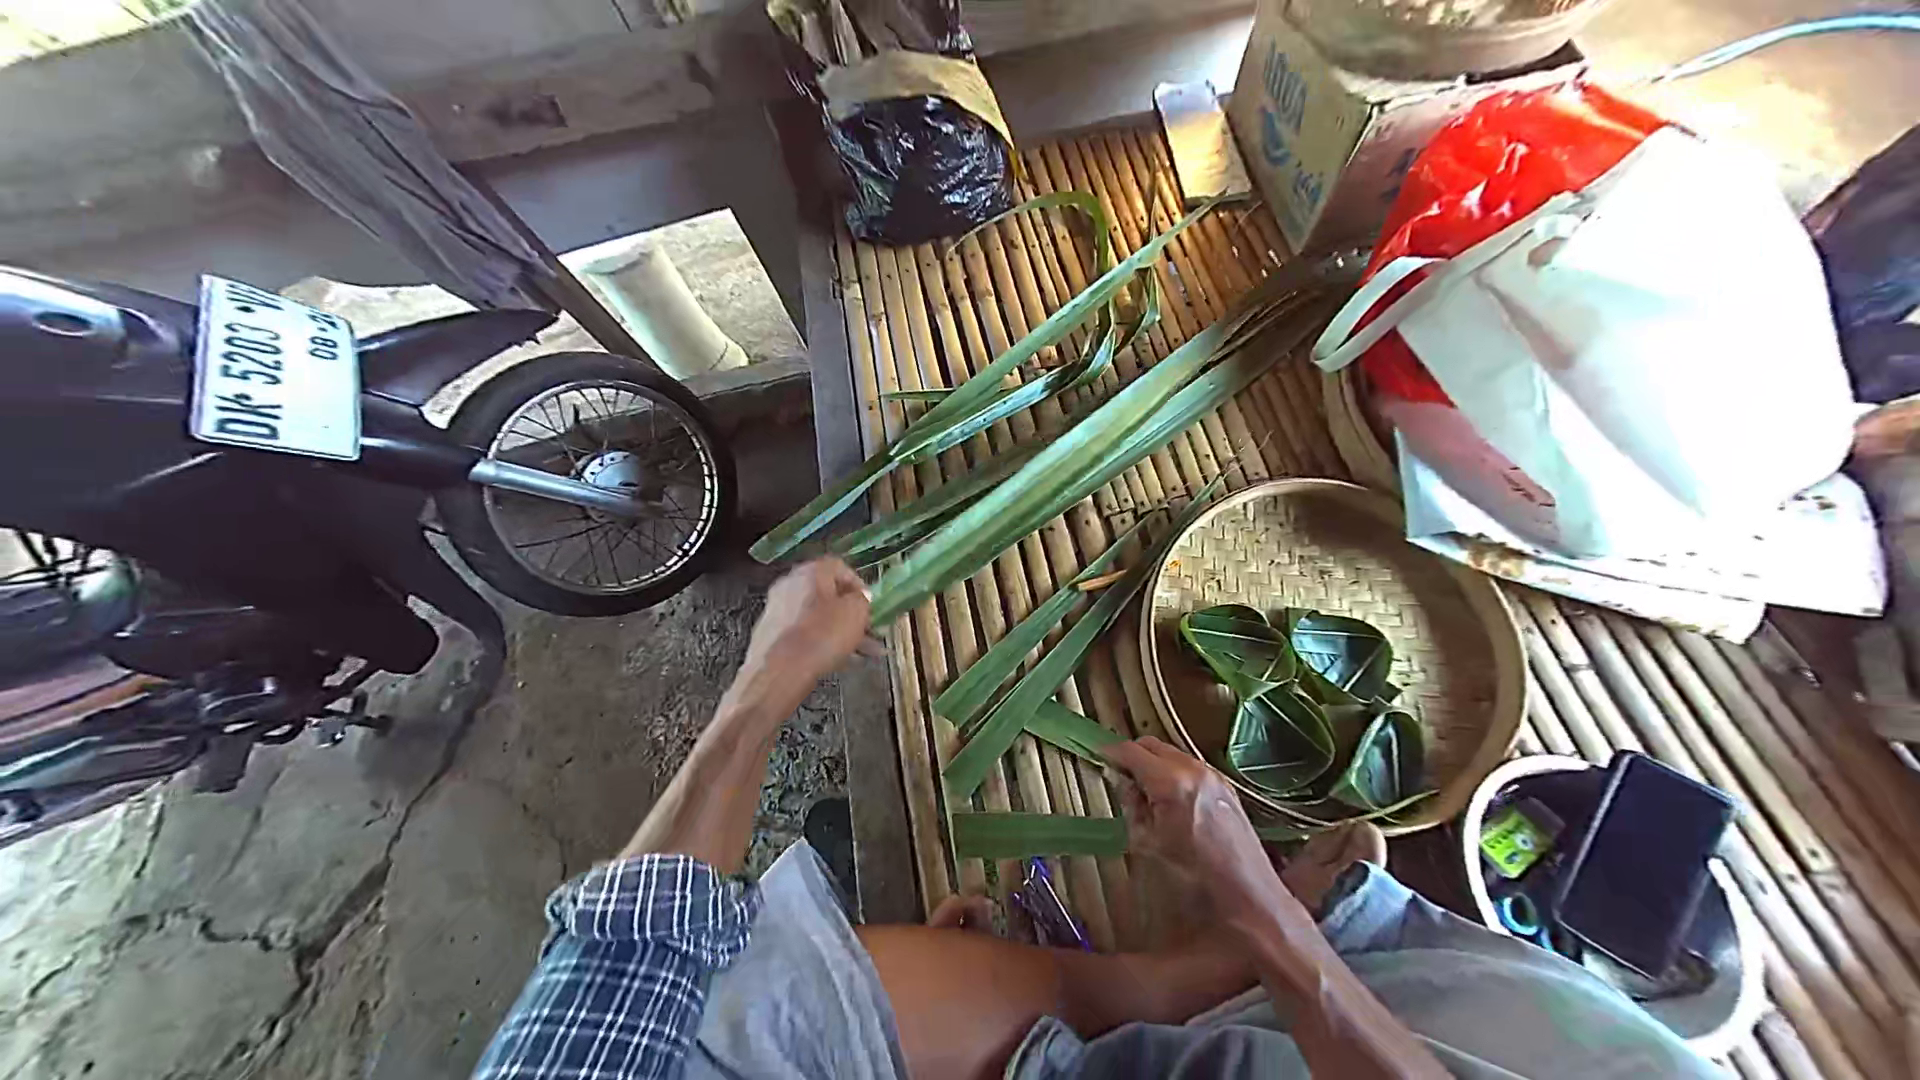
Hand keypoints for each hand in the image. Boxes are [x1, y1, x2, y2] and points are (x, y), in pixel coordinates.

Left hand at [738, 558, 872, 701]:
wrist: (778, 673)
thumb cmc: (822, 636)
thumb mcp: (856, 613)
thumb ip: (863, 600)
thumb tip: (860, 599)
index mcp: (810, 572)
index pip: (840, 567)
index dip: (860, 586)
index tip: (871, 605)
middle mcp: (790, 584)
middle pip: (828, 594)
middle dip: (852, 614)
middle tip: (869, 630)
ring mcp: (778, 610)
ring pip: (818, 617)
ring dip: (841, 631)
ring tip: (863, 652)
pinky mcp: (771, 635)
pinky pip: (804, 633)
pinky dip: (822, 642)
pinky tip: (839, 660)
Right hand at [1101, 737, 1289, 919]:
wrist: (1249, 894)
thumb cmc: (1195, 875)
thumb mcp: (1149, 843)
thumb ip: (1134, 807)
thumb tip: (1127, 786)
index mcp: (1170, 781)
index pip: (1131, 752)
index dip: (1111, 752)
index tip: (1099, 756)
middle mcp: (1192, 769)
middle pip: (1152, 744)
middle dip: (1132, 755)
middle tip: (1120, 775)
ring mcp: (1212, 775)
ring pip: (1172, 753)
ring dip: (1154, 762)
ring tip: (1146, 791)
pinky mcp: (1225, 785)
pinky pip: (1190, 765)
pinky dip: (1173, 771)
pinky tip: (1171, 797)